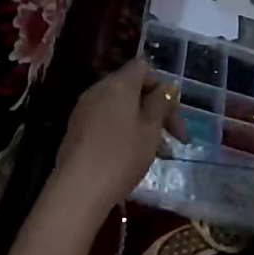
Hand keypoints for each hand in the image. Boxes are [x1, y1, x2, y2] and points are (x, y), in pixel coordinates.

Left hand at [52, 58, 185, 212]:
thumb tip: (162, 89)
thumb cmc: (122, 156)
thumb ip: (159, 104)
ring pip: (120, 107)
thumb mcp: (150, 130)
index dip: (162, 86)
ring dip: (142, 123)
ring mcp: (84, 109)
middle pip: (132, 88)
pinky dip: (123, 130)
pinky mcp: (77, 128)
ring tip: (158, 152)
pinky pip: (106, 120)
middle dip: (156, 109)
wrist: (79, 187)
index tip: (173, 114)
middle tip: (176, 139)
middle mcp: (97, 90)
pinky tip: (133, 155)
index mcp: (117, 84)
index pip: (143, 67)